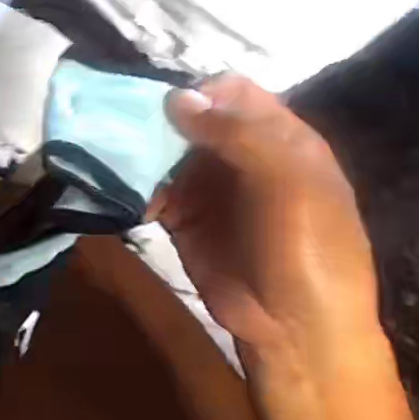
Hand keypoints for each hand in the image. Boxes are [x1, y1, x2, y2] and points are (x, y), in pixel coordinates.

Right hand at [151, 75, 379, 368]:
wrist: (295, 327)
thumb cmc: (308, 248)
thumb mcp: (289, 182)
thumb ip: (239, 134)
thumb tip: (177, 97)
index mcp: (278, 137)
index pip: (232, 93)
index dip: (201, 93)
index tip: (167, 109)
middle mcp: (239, 155)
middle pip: (192, 119)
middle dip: (159, 119)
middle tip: (122, 127)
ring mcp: (210, 188)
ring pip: (167, 152)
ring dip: (140, 151)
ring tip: (110, 156)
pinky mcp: (184, 219)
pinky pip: (154, 191)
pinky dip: (136, 188)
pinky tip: (124, 193)